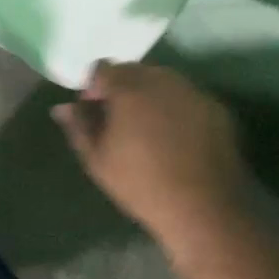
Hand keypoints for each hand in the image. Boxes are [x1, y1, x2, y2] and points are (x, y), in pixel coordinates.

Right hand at [52, 62, 248, 239]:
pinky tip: (176, 136)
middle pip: (134, 70)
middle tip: (119, 118)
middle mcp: (162, 80)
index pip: (103, 68)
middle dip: (122, 87)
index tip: (94, 110)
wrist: (203, 210)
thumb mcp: (98, 160)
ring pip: (163, 81)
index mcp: (129, 88)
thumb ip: (79, 126)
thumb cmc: (141, 184)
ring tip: (148, 126)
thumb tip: (62, 107)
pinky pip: (187, 97)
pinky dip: (176, 107)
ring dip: (150, 94)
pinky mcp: (216, 109)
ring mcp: (192, 92)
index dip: (94, 86)